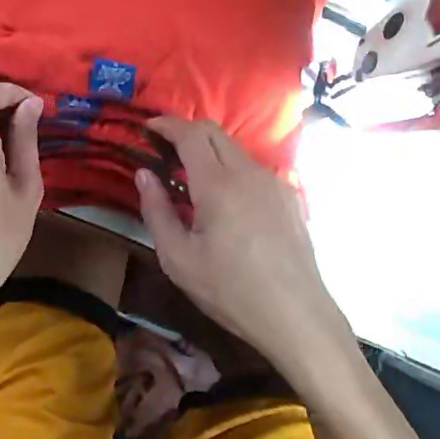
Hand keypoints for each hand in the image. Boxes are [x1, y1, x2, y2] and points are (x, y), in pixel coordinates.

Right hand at [135, 117, 351, 375]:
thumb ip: (156, 211)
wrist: (296, 313)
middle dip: (186, 130)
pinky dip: (231, 168)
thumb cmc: (231, 290)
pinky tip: (225, 200)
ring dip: (209, 150)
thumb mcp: (179, 259)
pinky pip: (253, 169)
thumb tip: (144, 175)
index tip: (147, 128)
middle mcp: (248, 171)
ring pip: (235, 149)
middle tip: (163, 149)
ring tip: (190, 177)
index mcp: (218, 183)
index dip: (166, 125)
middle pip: (214, 131)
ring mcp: (273, 181)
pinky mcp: (288, 195)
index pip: (190, 134)